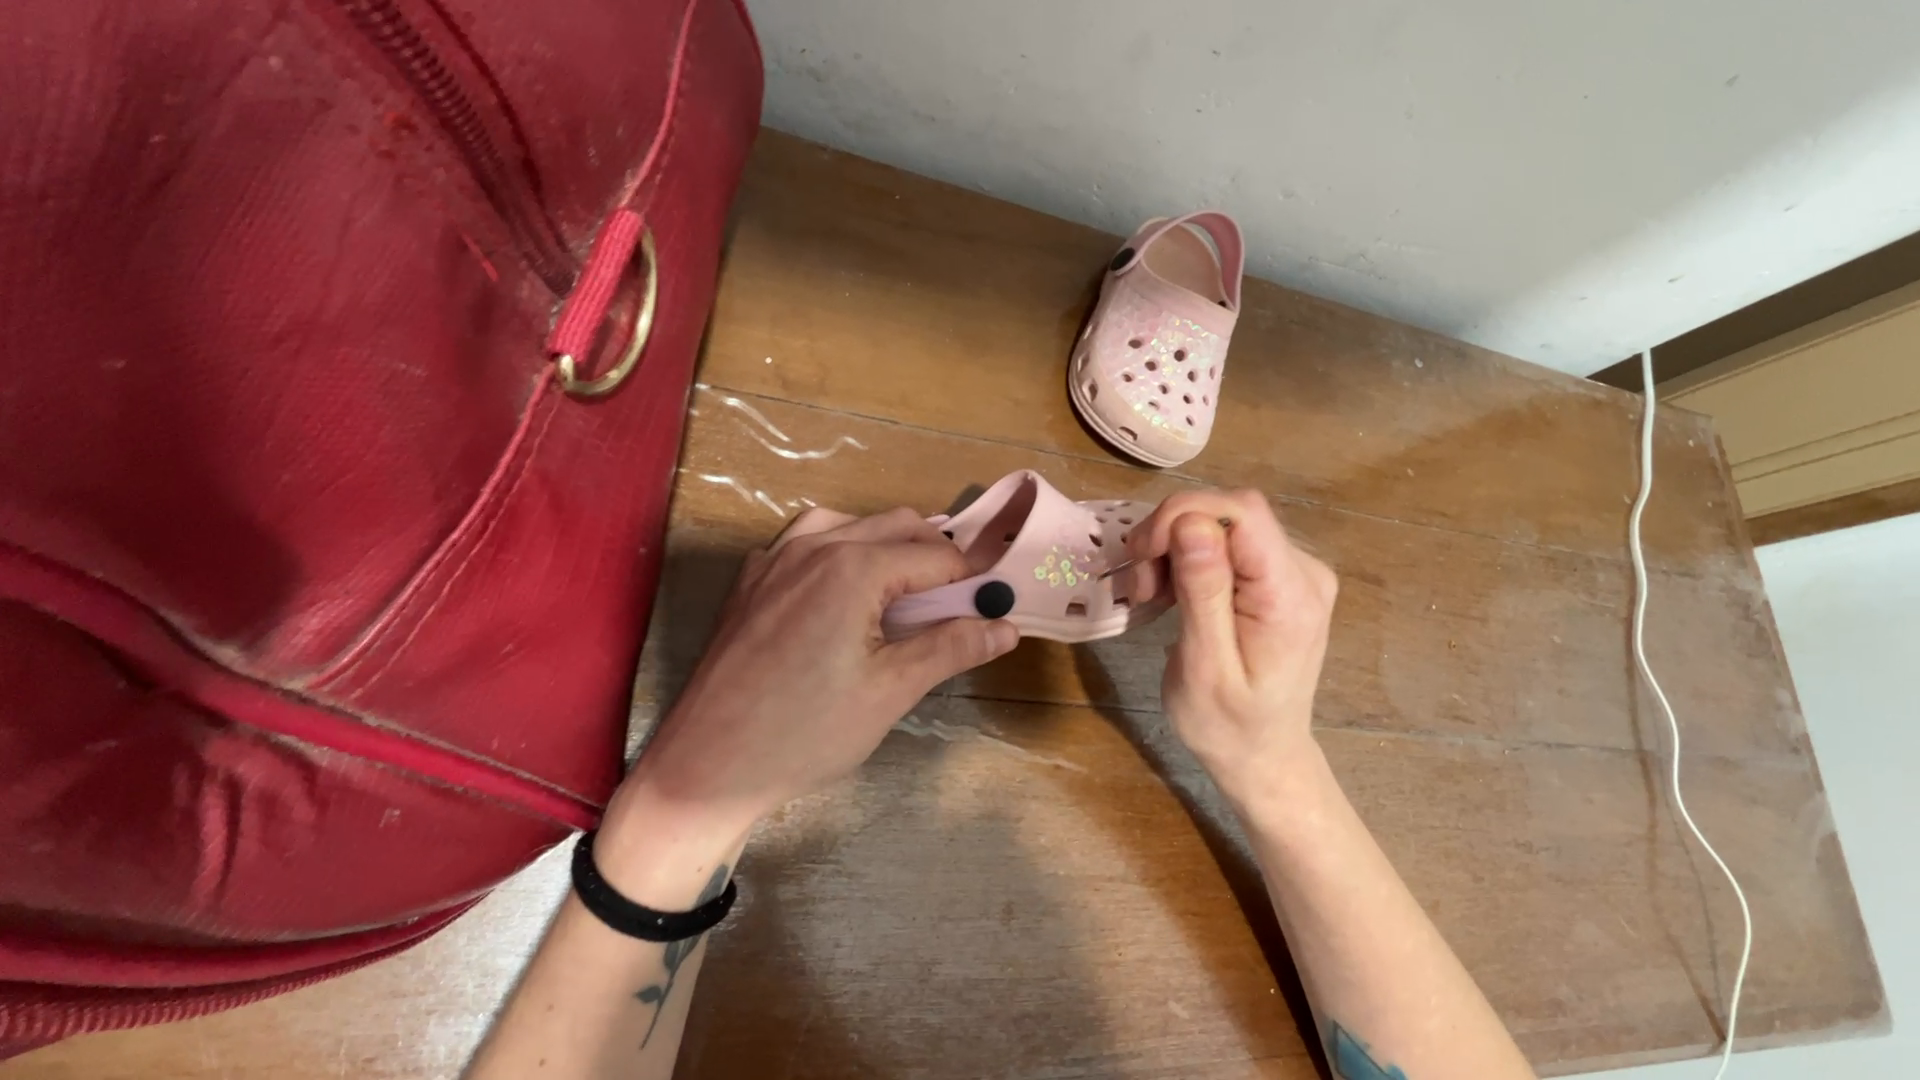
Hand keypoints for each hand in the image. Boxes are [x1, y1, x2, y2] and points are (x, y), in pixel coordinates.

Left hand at [605, 507, 1018, 853]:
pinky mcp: (751, 579)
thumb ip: (951, 648)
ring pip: (851, 525)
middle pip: (897, 525)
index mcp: (852, 567)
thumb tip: (1007, 627)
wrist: (708, 764)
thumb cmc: (806, 733)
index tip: (992, 605)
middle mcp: (813, 545)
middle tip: (954, 606)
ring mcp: (774, 557)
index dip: (971, 580)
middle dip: (935, 557)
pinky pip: (808, 541)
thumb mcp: (890, 692)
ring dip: (888, 547)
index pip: (935, 556)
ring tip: (902, 596)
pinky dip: (841, 551)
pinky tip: (843, 594)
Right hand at [1125, 489, 1337, 807]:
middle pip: (1230, 513)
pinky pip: (1225, 543)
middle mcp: (1304, 571)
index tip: (1143, 555)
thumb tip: (1190, 522)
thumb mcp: (1204, 665)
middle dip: (1171, 534)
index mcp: (1291, 595)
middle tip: (1139, 584)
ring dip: (1173, 547)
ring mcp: (1294, 571)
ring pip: (1222, 523)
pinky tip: (1169, 590)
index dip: (1184, 516)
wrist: (1261, 754)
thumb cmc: (1226, 724)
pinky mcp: (1276, 576)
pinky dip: (1186, 557)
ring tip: (1150, 593)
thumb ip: (1203, 591)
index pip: (1242, 513)